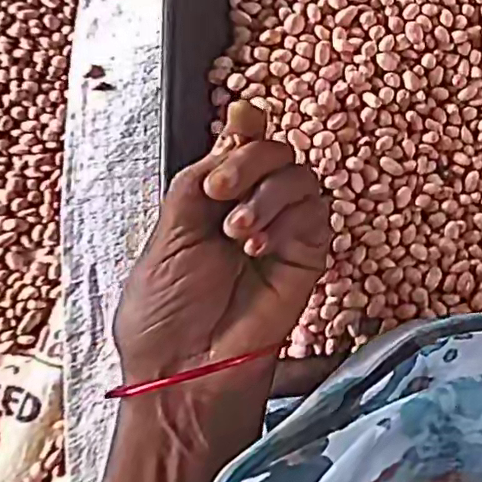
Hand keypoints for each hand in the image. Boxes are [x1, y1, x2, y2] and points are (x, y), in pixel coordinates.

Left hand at [113, 101, 331, 381]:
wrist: (186, 367)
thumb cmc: (166, 311)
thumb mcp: (168, 232)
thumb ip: (200, 178)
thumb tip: (234, 128)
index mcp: (215, 199)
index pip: (240, 148)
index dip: (248, 125)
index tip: (243, 113)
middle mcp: (253, 206)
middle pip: (275, 152)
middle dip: (251, 159)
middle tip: (222, 189)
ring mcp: (284, 227)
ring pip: (299, 175)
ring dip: (268, 194)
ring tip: (238, 232)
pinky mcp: (309, 251)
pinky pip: (315, 212)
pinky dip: (288, 219)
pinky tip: (259, 246)